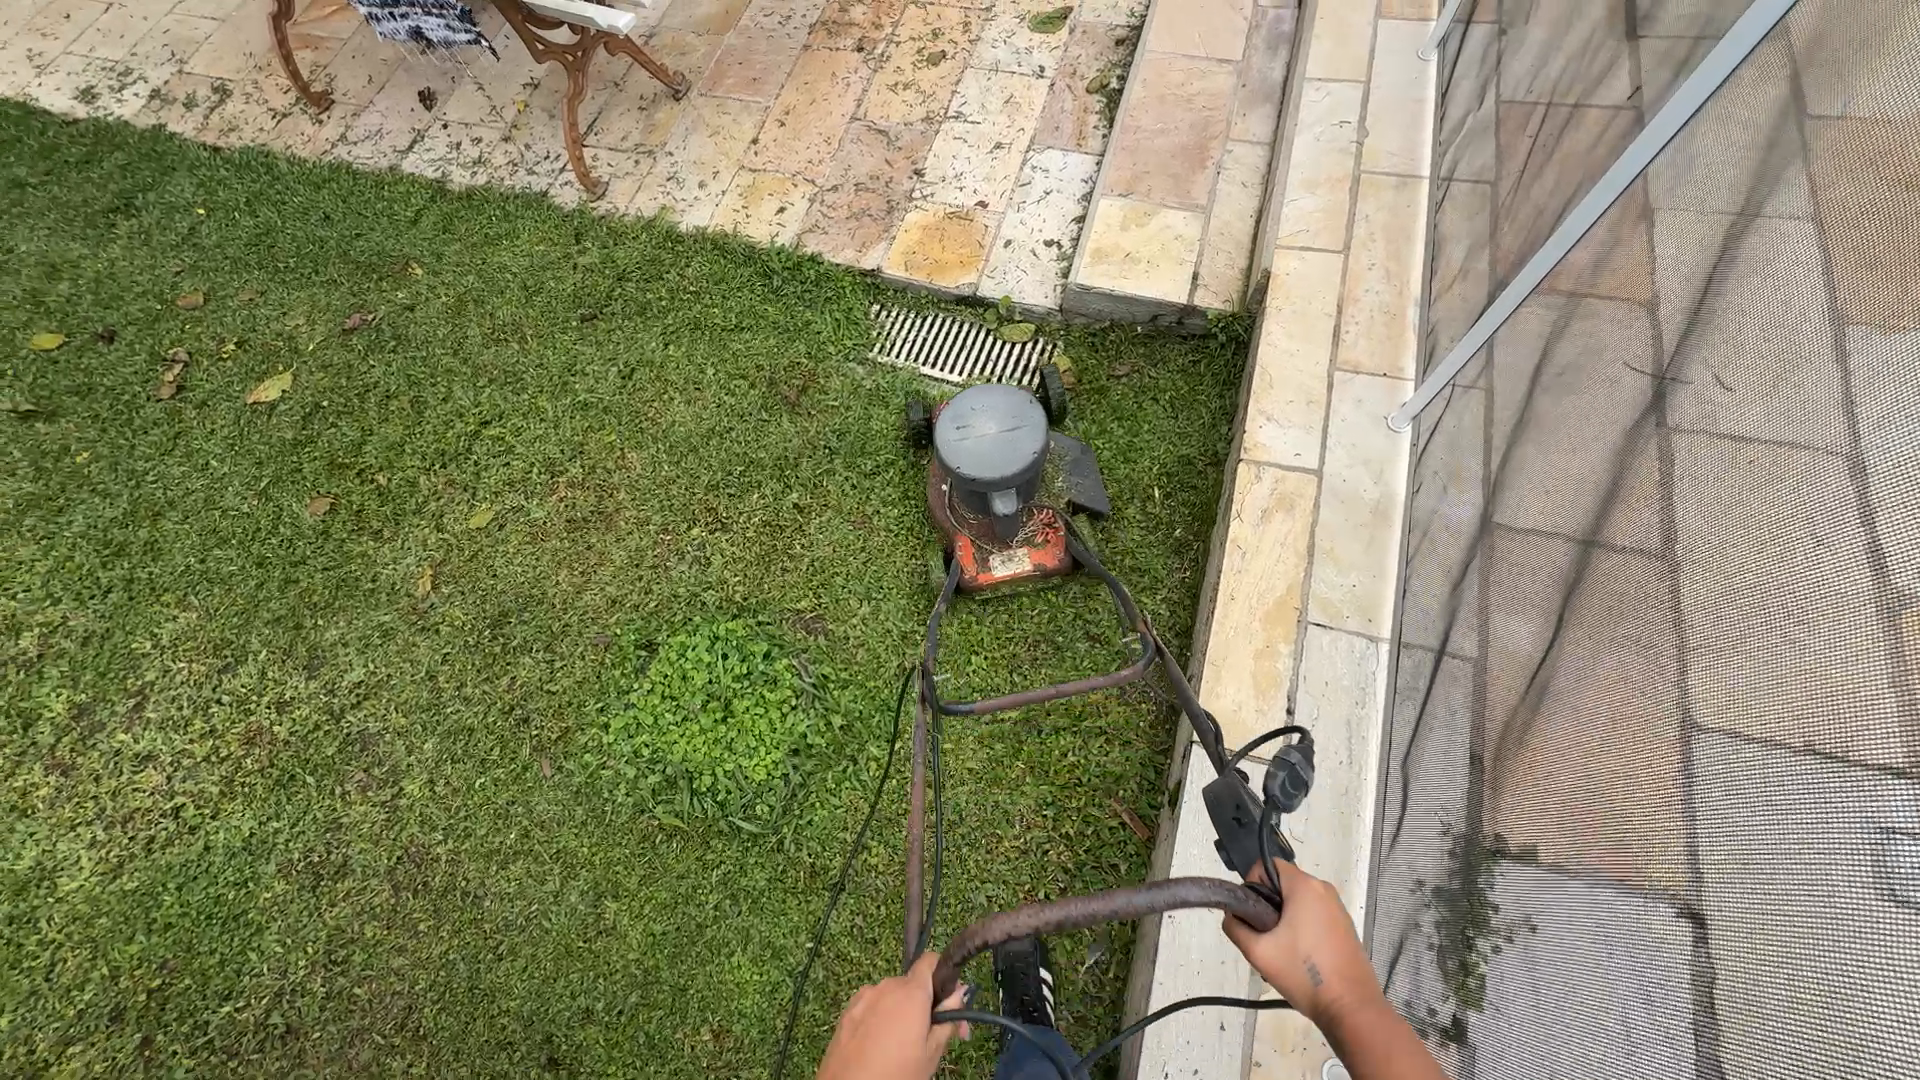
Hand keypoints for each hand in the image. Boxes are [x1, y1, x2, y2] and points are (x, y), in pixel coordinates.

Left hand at [815, 951, 970, 1079]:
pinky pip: (872, 1006)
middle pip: (912, 984)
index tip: (950, 1002)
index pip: (930, 961)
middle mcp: (887, 986)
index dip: (943, 975)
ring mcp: (864, 996)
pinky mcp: (847, 1010)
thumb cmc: (895, 1075)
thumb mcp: (931, 1053)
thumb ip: (948, 1018)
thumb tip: (960, 993)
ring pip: (892, 997)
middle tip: (932, 1034)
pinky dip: (880, 1018)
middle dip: (924, 1004)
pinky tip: (879, 1045)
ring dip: (901, 1012)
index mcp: (911, 992)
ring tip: (902, 1045)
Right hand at [1221, 858, 1383, 1027]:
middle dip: (1267, 905)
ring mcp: (1338, 909)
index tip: (1252, 915)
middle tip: (1265, 937)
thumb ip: (1235, 926)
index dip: (1252, 885)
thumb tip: (1233, 916)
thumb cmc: (1304, 974)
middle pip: (1281, 884)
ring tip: (1282, 951)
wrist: (1352, 1010)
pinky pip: (1313, 915)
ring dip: (1284, 919)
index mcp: (1305, 886)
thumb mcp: (1258, 952)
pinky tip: (1301, 958)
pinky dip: (1302, 928)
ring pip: (1297, 901)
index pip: (1266, 865)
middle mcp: (1324, 890)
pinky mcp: (1346, 927)